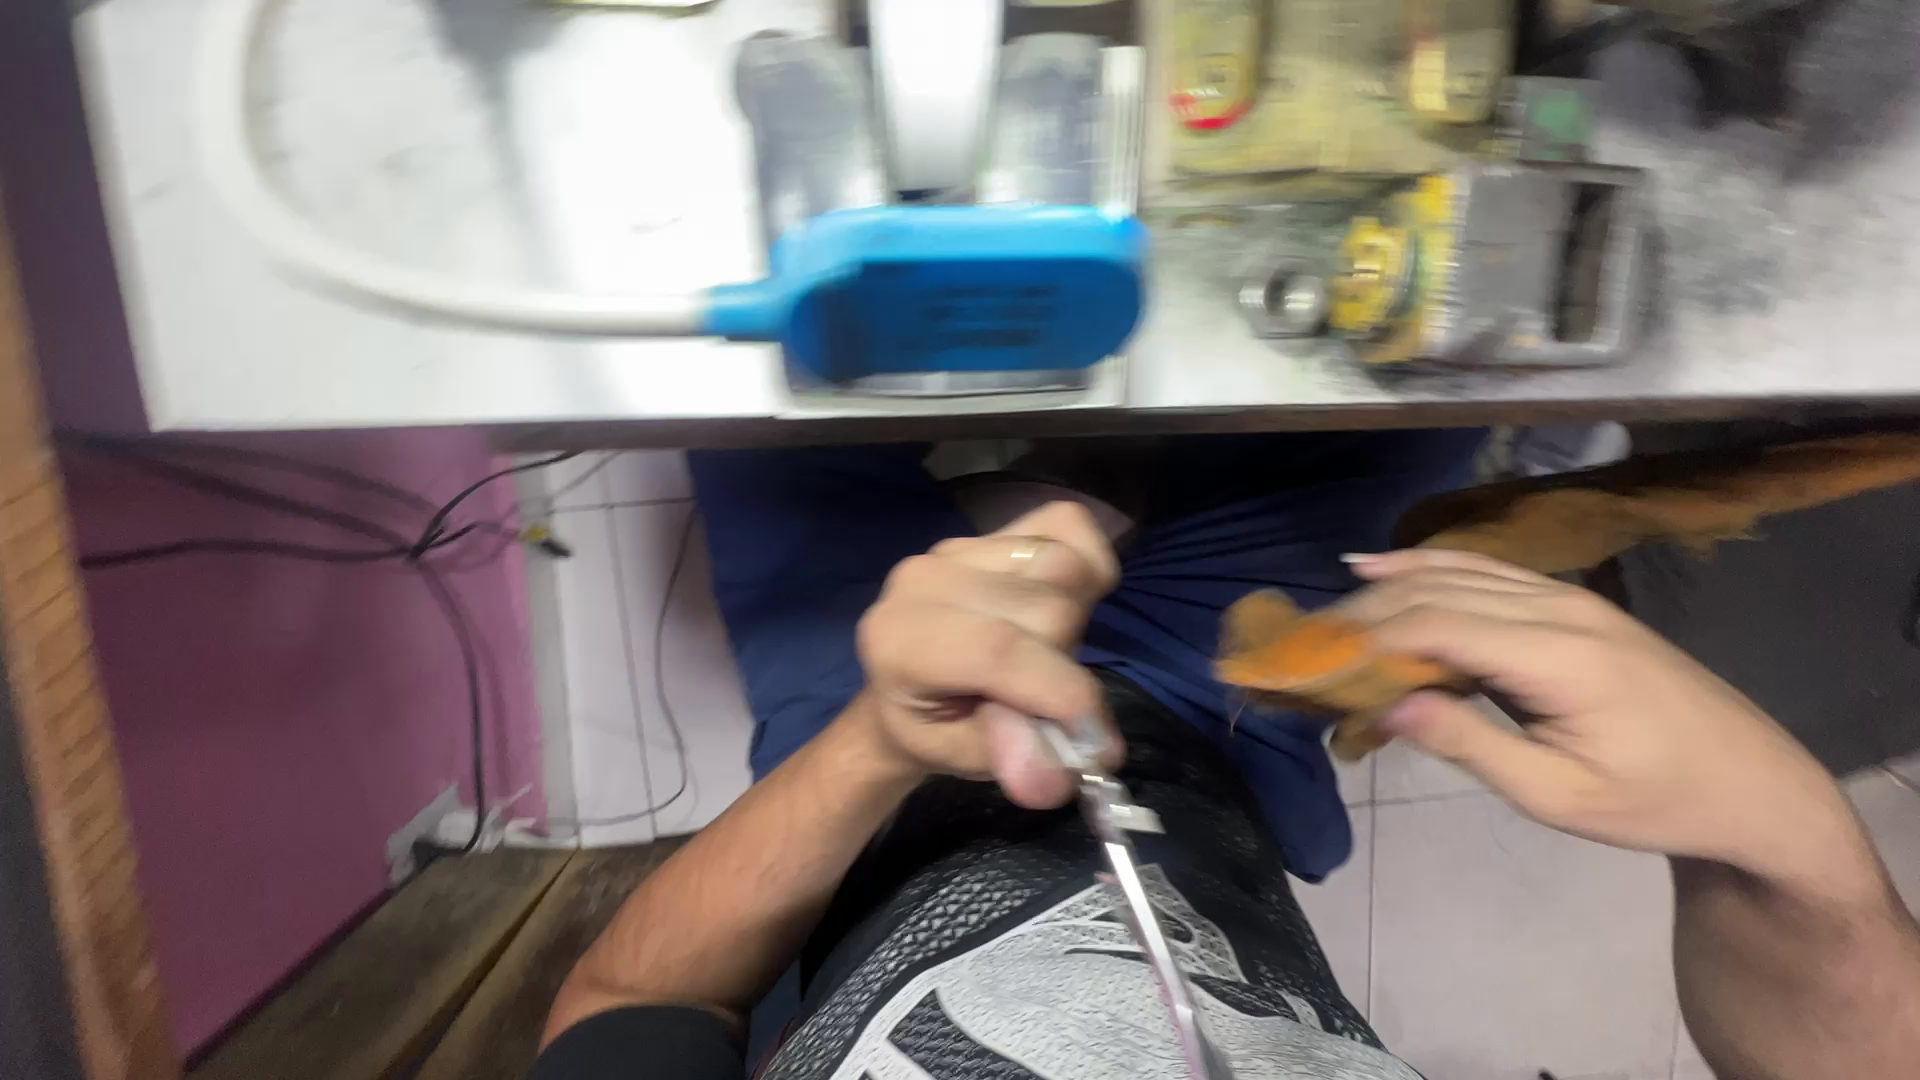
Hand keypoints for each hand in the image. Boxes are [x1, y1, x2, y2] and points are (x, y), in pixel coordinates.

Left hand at [848, 501, 1122, 808]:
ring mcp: (957, 547)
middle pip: (1047, 606)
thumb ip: (1011, 757)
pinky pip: (1065, 524)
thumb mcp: (964, 760)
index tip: (1099, 743)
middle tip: (1047, 699)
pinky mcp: (990, 529)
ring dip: (1075, 617)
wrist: (907, 685)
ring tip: (1044, 652)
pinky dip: (1084, 564)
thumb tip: (1063, 770)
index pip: (999, 649)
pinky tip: (1061, 600)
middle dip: (1066, 665)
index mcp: (901, 639)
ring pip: (1062, 564)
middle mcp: (924, 578)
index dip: (1064, 695)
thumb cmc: (933, 726)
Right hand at [1341, 549, 1877, 893]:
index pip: (1437, 625)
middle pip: (1434, 590)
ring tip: (1327, 616)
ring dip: (1381, 590)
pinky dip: (1421, 565)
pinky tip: (1377, 566)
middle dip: (1361, 612)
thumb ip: (1471, 745)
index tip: (1313, 660)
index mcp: (1560, 658)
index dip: (1367, 636)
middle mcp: (1558, 609)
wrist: (1756, 786)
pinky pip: (1479, 569)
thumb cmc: (1653, 801)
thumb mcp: (1559, 796)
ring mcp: (1564, 597)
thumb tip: (1385, 706)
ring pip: (1451, 572)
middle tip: (1305, 643)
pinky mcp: (1565, 600)